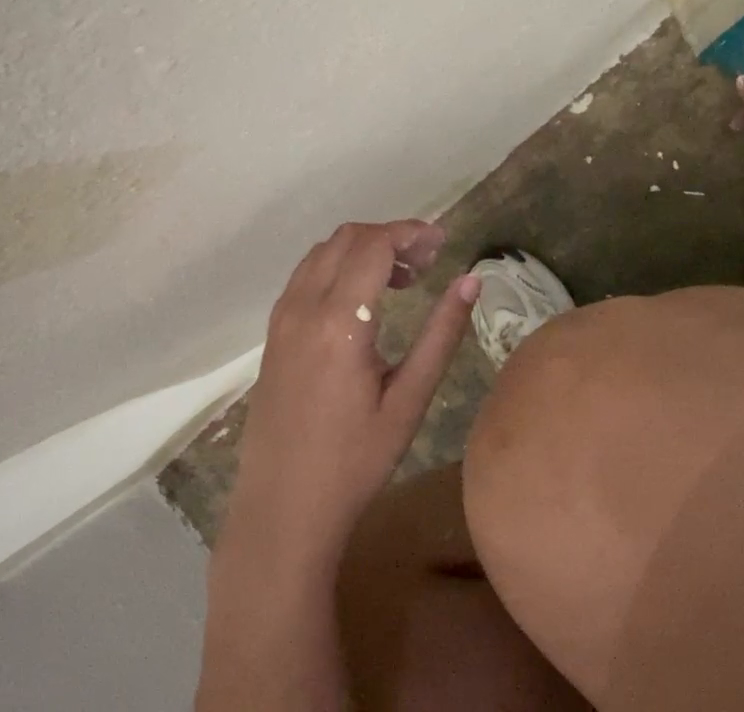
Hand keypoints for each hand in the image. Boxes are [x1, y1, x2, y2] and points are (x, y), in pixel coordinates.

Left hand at [232, 220, 480, 552]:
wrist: (283, 509)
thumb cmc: (355, 462)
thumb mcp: (409, 400)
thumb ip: (441, 335)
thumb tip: (471, 282)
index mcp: (340, 323)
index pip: (374, 246)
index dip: (412, 233)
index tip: (444, 242)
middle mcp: (303, 310)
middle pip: (346, 239)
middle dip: (390, 236)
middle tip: (428, 262)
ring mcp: (281, 322)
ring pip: (321, 253)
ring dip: (363, 250)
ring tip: (402, 280)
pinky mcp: (273, 338)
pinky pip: (304, 277)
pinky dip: (338, 268)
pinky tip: (363, 300)